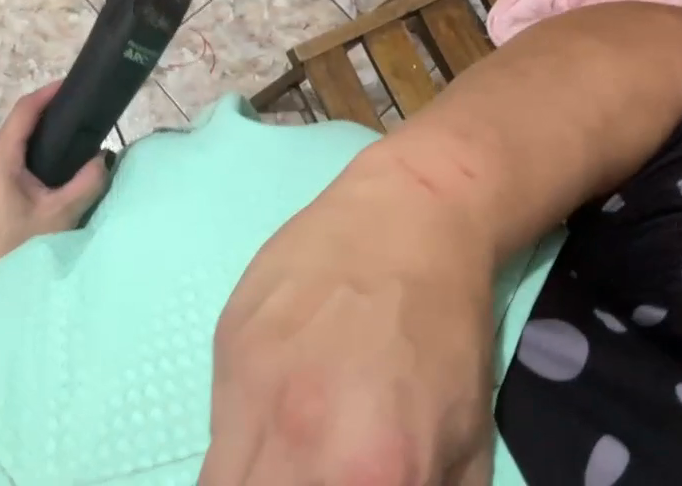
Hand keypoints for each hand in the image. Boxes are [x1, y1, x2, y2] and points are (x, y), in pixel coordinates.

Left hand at [0, 82, 108, 302]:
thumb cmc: (15, 250)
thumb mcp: (59, 216)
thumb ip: (87, 183)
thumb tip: (103, 158)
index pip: (25, 111)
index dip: (48, 94)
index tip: (70, 84)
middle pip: (16, 129)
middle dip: (45, 123)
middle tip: (78, 124)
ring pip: (7, 149)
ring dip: (33, 146)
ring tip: (65, 151)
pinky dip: (20, 162)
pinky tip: (40, 178)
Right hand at [201, 145, 496, 485]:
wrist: (407, 222)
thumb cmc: (448, 338)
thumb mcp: (463, 456)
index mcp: (371, 476)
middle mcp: (297, 439)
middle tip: (304, 477)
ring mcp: (250, 384)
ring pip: (218, 478)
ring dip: (248, 479)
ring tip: (286, 461)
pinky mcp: (226, 340)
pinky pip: (218, 418)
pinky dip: (240, 435)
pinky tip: (276, 406)